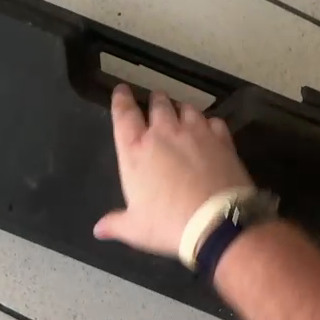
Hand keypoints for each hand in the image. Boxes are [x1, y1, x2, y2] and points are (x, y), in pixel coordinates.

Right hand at [94, 84, 254, 256]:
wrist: (217, 223)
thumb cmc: (168, 224)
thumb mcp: (136, 229)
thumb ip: (115, 224)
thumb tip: (98, 229)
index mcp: (135, 151)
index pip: (124, 114)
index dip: (121, 99)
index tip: (121, 90)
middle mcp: (164, 134)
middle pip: (158, 104)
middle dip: (155, 101)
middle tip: (155, 102)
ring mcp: (195, 133)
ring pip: (186, 108)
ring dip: (181, 109)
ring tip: (181, 113)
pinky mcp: (221, 139)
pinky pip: (213, 122)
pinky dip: (209, 124)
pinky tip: (209, 130)